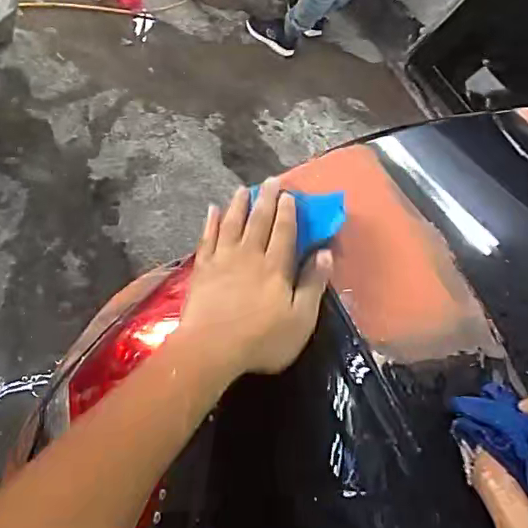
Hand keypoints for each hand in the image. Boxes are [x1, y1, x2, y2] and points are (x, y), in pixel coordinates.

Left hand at [175, 178, 331, 380]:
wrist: (210, 347)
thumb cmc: (261, 339)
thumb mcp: (300, 319)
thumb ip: (313, 284)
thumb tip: (325, 253)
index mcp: (276, 267)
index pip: (284, 231)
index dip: (288, 211)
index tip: (289, 194)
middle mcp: (249, 255)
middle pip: (259, 221)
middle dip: (265, 199)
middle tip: (270, 180)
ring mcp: (222, 260)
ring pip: (231, 223)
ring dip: (238, 205)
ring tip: (242, 189)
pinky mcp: (202, 269)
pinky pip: (207, 238)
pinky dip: (210, 222)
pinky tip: (212, 210)